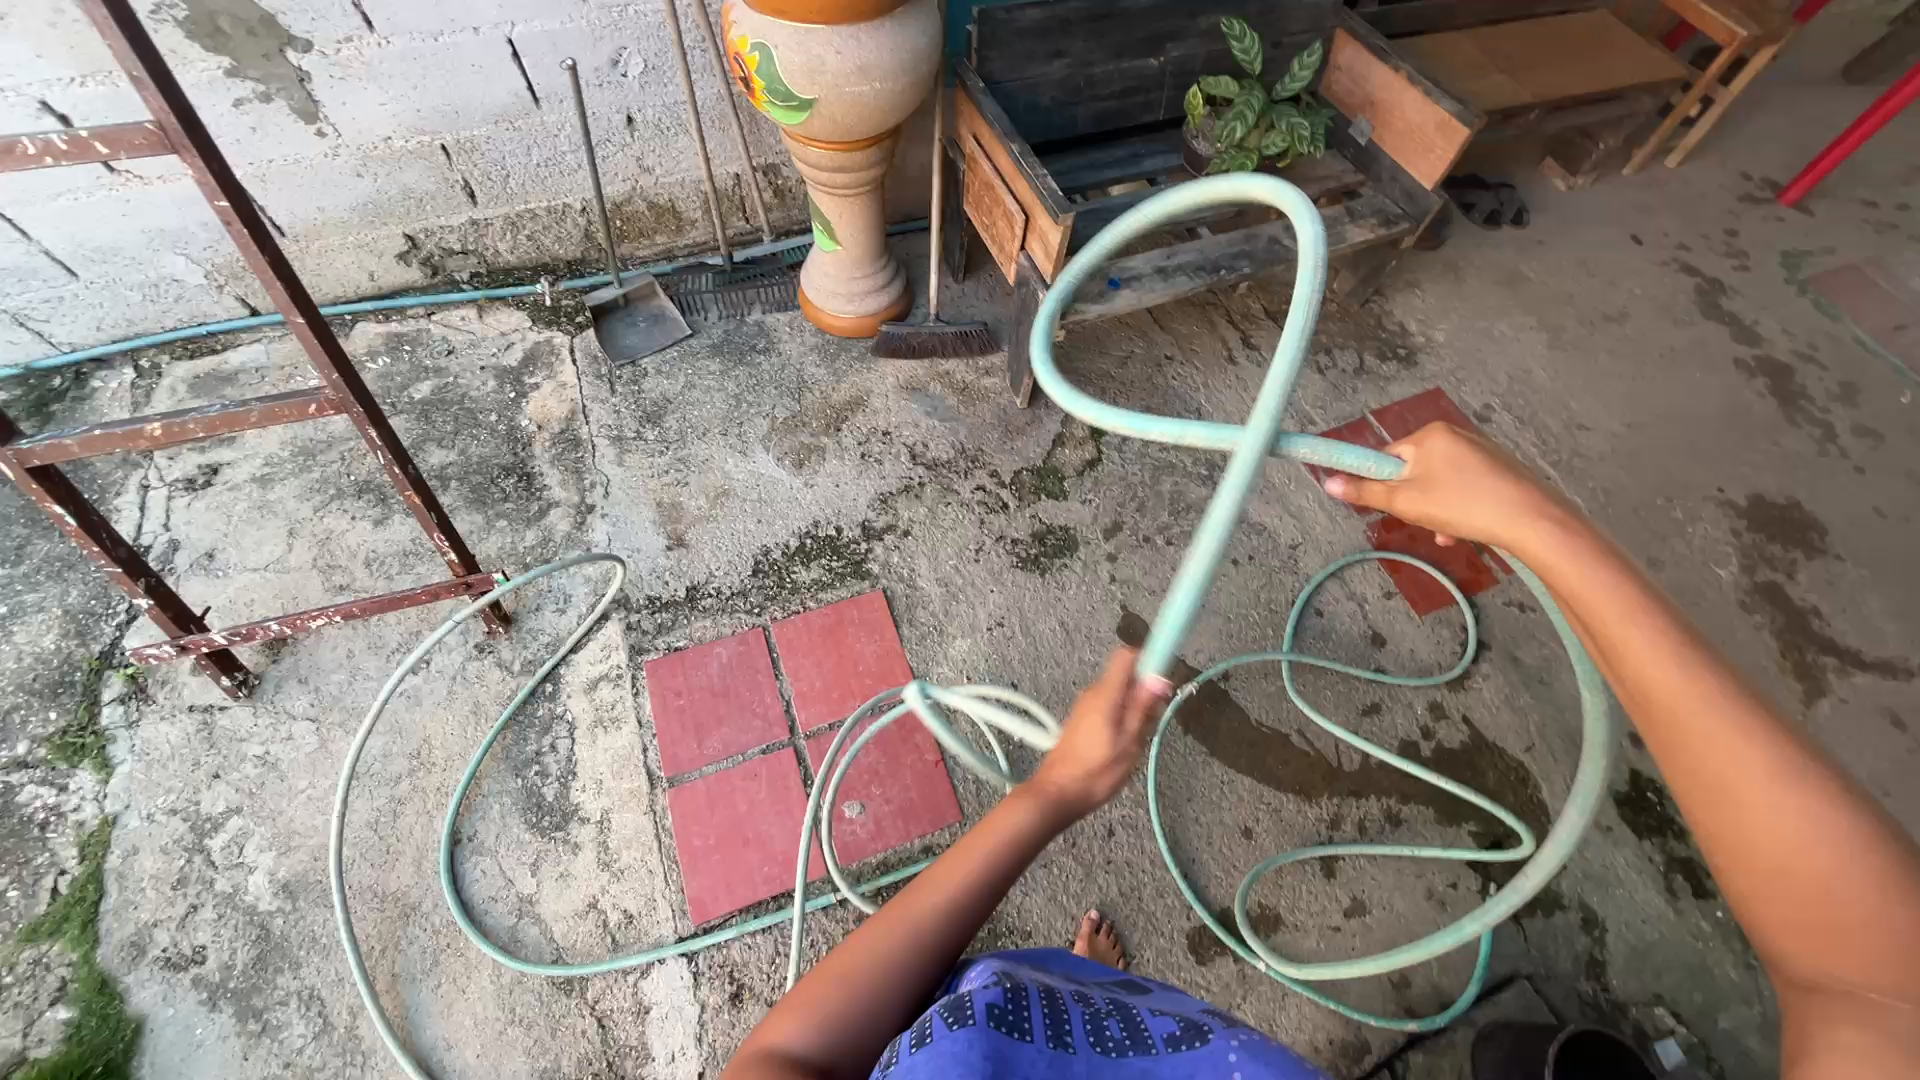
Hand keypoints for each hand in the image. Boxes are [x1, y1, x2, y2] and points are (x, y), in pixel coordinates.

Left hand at [1023, 648, 1169, 819]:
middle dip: (1144, 692)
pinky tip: (1124, 743)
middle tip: (1152, 722)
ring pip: (1118, 693)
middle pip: (1125, 675)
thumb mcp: (1129, 741)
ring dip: (1134, 708)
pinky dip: (1121, 716)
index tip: (1163, 682)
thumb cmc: (1097, 772)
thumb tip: (1159, 677)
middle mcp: (1092, 693)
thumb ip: (1143, 707)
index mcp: (1105, 694)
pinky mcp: (1082, 719)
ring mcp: (1085, 705)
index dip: (1148, 660)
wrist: (1058, 793)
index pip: (1126, 656)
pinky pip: (1108, 705)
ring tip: (1138, 738)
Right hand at [1322, 422, 1578, 554]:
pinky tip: (1462, 530)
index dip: (1380, 483)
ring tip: (1445, 532)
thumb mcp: (1404, 502)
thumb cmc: (1461, 505)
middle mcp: (1454, 435)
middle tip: (1419, 521)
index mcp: (1429, 434)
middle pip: (1412, 471)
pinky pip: (1461, 487)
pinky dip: (1455, 508)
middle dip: (1411, 500)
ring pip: (1437, 484)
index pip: (1386, 456)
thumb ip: (1364, 492)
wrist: (1531, 520)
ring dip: (1432, 510)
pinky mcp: (1498, 469)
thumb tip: (1327, 482)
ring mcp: (1480, 451)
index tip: (1387, 505)